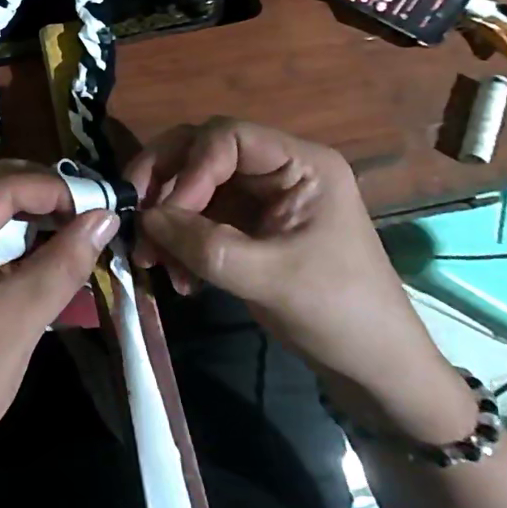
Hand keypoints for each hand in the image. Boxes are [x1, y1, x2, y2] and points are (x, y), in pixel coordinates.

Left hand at [0, 160, 118, 476]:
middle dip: (52, 195)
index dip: (60, 190)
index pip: (7, 184)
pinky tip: (57, 243)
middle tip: (100, 216)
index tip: (107, 207)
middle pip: (1, 183)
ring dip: (42, 210)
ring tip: (86, 228)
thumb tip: (107, 216)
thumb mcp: (21, 318)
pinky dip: (26, 229)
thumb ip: (64, 261)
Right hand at [126, 118, 471, 441]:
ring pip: (193, 185)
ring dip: (167, 218)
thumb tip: (145, 219)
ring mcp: (259, 197)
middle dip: (164, 182)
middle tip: (132, 214)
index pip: (228, 137)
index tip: (164, 214)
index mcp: (301, 164)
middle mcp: (277, 169)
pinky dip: (178, 241)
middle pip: (202, 151)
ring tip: (153, 262)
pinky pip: (197, 217)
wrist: (374, 370)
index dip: (190, 169)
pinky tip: (177, 276)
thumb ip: (205, 245)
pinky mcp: (245, 225)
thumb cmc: (340, 314)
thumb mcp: (272, 279)